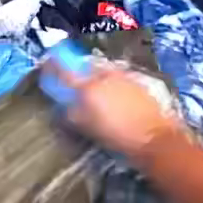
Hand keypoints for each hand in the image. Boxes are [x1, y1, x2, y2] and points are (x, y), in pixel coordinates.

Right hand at [46, 56, 187, 164]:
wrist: (156, 139)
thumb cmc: (118, 138)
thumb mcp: (87, 128)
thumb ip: (72, 113)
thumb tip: (62, 105)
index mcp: (86, 88)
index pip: (62, 70)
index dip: (52, 65)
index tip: (46, 63)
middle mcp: (102, 75)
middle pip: (82, 65)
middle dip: (74, 69)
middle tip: (71, 79)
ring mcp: (121, 75)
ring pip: (100, 69)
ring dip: (92, 73)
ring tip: (93, 88)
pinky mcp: (136, 80)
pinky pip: (116, 75)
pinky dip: (109, 80)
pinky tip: (113, 94)